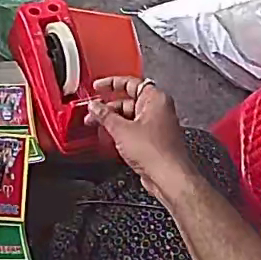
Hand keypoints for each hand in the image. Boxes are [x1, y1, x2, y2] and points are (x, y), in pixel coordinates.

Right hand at [85, 76, 196, 199]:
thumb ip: (104, 116)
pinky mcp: (154, 140)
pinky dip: (121, 131)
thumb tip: (95, 107)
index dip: (111, 83)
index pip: (131, 83)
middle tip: (92, 112)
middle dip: (108, 107)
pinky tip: (109, 137)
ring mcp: (157, 125)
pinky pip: (134, 129)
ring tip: (97, 125)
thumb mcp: (121, 130)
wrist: (168, 176)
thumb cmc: (155, 152)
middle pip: (129, 101)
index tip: (98, 86)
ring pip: (130, 116)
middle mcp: (159, 110)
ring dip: (113, 120)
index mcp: (155, 99)